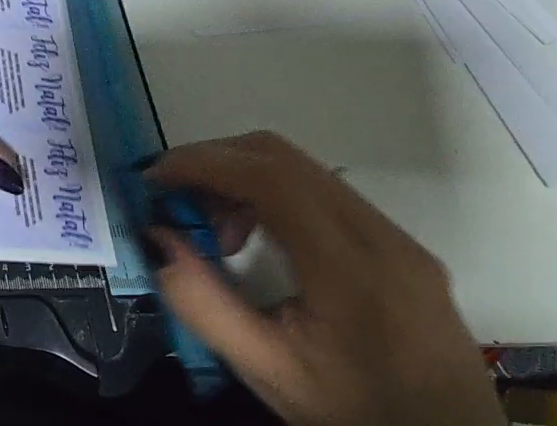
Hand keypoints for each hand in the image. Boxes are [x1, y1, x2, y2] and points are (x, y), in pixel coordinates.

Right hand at [145, 132, 503, 425]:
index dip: (201, 163)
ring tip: (217, 231)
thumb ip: (202, 300)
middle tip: (175, 198)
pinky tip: (257, 240)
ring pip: (302, 168)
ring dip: (242, 178)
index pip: (268, 177)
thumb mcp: (264, 368)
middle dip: (214, 161)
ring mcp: (398, 239)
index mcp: (351, 267)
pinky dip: (273, 195)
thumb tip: (156, 236)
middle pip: (281, 156)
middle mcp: (382, 237)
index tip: (154, 179)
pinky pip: (323, 192)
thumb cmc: (355, 414)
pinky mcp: (402, 248)